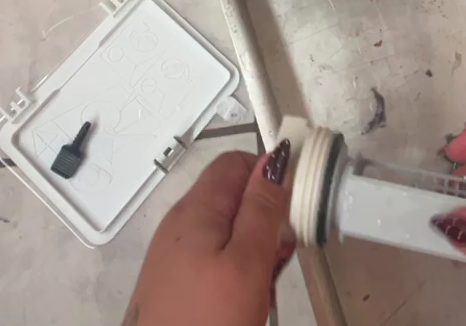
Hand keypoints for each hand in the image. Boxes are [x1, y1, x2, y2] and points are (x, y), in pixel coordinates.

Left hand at [121, 140, 295, 325]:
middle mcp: (179, 226)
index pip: (235, 161)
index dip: (268, 174)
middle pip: (232, 196)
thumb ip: (263, 207)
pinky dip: (235, 271)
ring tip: (262, 287)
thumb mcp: (247, 263)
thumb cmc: (209, 322)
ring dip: (253, 249)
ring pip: (226, 231)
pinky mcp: (174, 287)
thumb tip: (276, 157)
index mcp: (195, 209)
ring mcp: (173, 258)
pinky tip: (243, 302)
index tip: (291, 207)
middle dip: (263, 218)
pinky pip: (213, 260)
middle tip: (277, 257)